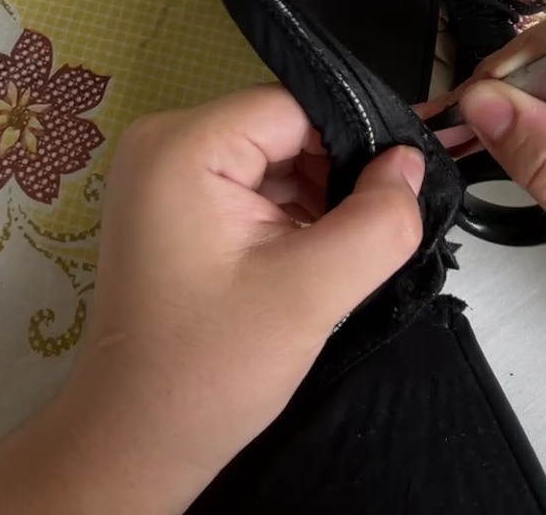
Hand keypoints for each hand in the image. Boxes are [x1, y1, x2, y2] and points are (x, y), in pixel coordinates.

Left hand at [0, 86, 424, 514]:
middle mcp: (164, 139)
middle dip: (333, 170)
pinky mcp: (173, 196)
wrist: (134, 438)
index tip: (394, 186)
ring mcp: (164, 168)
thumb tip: (410, 162)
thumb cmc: (209, 370)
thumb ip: (377, 221)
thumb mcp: (310, 294)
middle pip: (282, 126)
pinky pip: (250, 178)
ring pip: (271, 152)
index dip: (352, 139)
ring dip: (313, 192)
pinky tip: (309, 248)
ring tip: (339, 245)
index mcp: (182, 145)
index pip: (293, 107)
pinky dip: (287, 206)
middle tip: (371, 225)